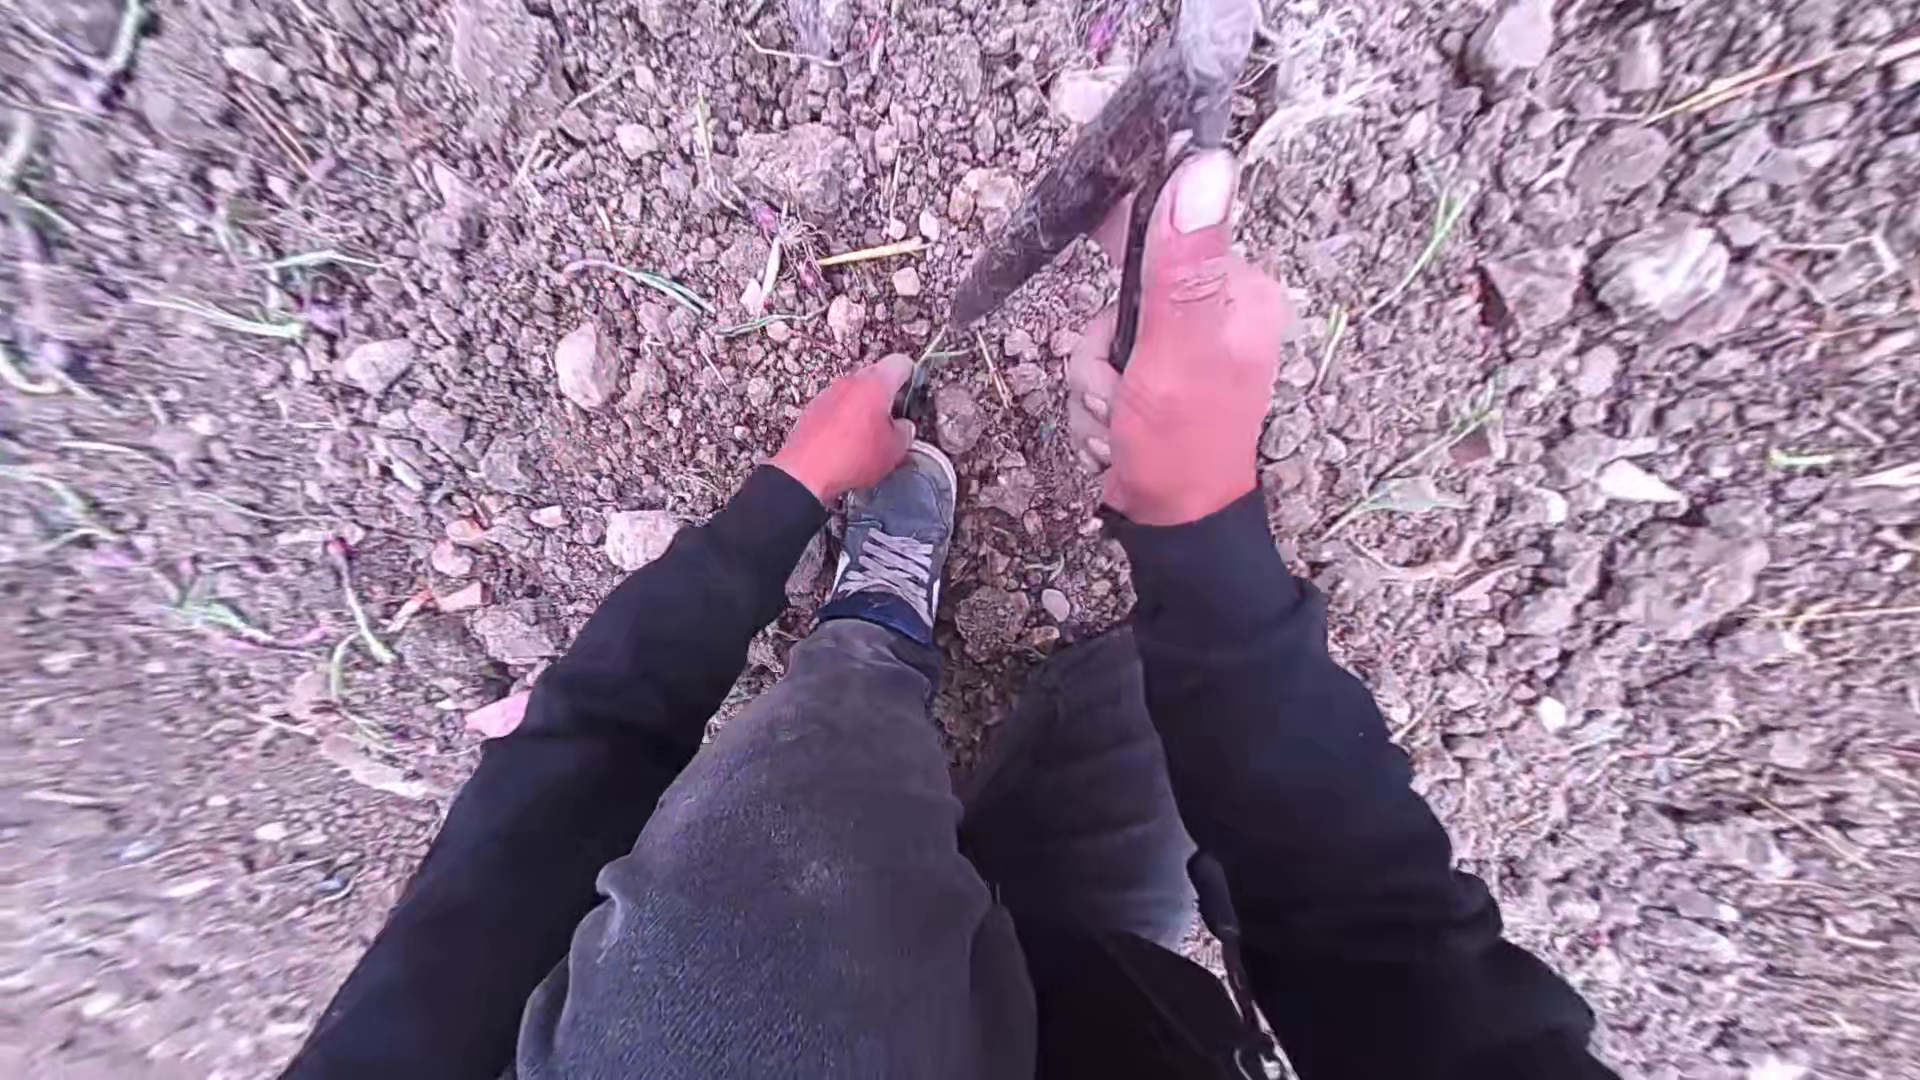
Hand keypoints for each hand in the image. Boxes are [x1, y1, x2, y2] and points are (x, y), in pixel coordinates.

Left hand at [772, 353, 915, 503]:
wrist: (806, 473)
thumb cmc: (851, 457)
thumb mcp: (894, 450)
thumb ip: (905, 432)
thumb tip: (904, 428)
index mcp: (876, 384)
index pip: (901, 363)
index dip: (912, 376)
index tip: (913, 393)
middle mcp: (851, 381)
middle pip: (876, 377)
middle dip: (887, 396)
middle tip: (894, 421)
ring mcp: (829, 393)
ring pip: (856, 392)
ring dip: (865, 409)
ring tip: (870, 437)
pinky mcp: (813, 409)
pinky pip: (838, 407)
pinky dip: (846, 419)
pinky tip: (848, 443)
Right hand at [1067, 150, 1294, 525]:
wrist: (1169, 521)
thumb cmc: (1182, 447)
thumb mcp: (1178, 355)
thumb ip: (1182, 270)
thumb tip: (1203, 166)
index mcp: (1235, 294)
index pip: (1171, 231)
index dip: (1124, 242)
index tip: (1088, 237)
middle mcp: (1207, 316)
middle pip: (1117, 298)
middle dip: (1101, 357)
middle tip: (1119, 394)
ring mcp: (1173, 352)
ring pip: (1096, 342)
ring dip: (1093, 390)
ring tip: (1116, 425)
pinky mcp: (1146, 382)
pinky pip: (1095, 374)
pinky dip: (1093, 408)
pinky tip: (1113, 436)